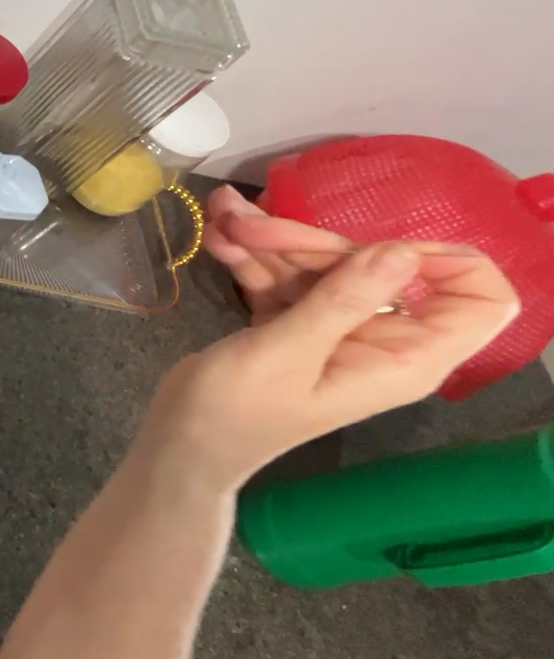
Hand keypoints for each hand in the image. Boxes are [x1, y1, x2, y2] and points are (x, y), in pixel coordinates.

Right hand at [138, 211, 519, 489]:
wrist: (180, 444)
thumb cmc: (234, 411)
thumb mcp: (283, 354)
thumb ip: (339, 302)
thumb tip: (400, 250)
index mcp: (403, 357)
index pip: (478, 301)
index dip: (444, 262)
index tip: (373, 246)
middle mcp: (378, 339)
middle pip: (370, 269)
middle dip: (306, 243)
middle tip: (242, 224)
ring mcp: (331, 332)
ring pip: (318, 269)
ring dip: (268, 243)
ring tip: (218, 214)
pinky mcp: (289, 328)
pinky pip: (282, 282)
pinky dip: (251, 261)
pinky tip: (217, 240)